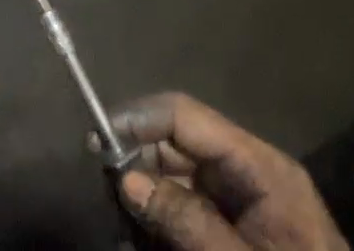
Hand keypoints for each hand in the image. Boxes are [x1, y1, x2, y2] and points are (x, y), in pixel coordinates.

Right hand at [94, 93, 344, 250]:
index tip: (95, 143)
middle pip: (172, 144)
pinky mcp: (231, 226)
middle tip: (107, 202)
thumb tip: (127, 179)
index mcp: (258, 166)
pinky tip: (140, 242)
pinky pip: (182, 207)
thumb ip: (186, 221)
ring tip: (124, 232)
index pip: (184, 115)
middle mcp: (246, 171)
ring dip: (141, 199)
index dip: (136, 119)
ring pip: (170, 176)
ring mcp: (239, 199)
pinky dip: (156, 221)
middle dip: (134, 166)